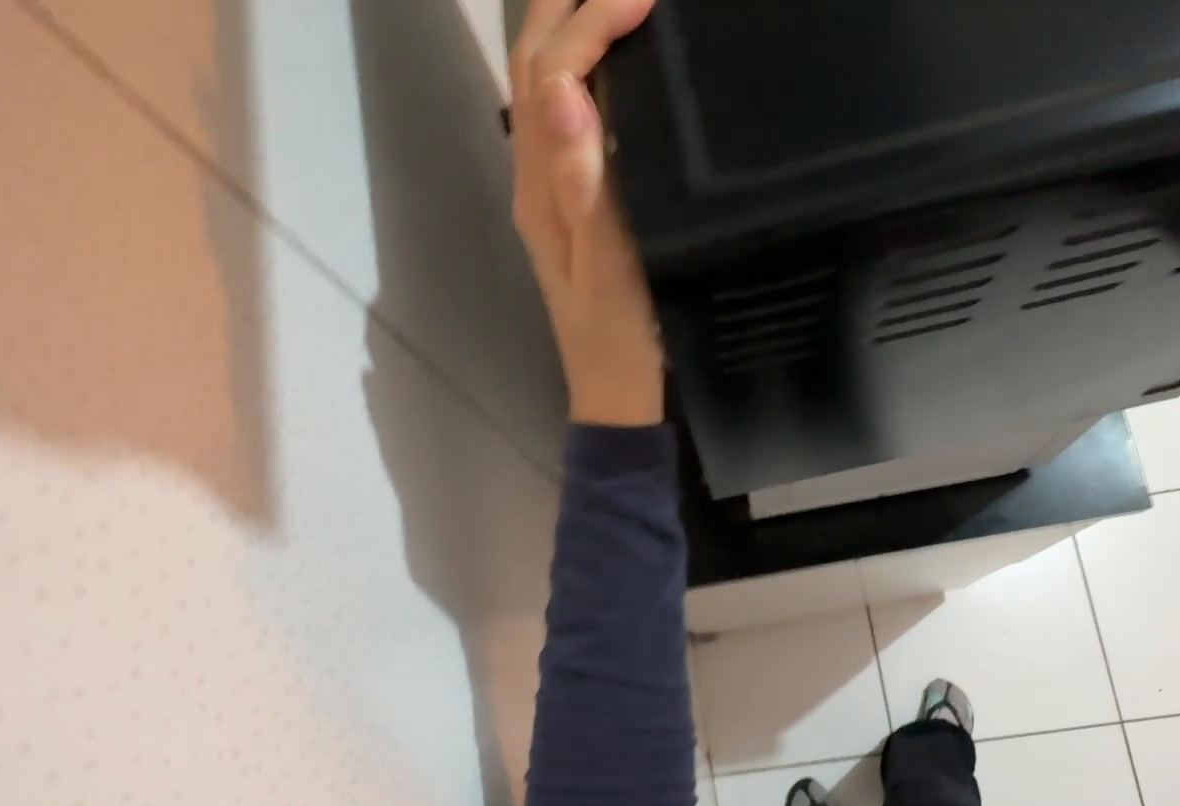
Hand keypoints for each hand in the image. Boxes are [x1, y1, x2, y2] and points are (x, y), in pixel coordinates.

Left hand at [510, 0, 664, 427]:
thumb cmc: (619, 338)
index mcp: (541, 187)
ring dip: (570, 35)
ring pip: (545, 92)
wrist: (615, 393)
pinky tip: (615, 73)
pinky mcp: (573, 209)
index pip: (551, 77)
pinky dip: (585, 78)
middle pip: (533, 71)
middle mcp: (536, 180)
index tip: (646, 0)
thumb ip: (583, 181)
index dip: (590, 23)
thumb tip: (566, 88)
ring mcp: (551, 194)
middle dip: (566, 8)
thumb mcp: (605, 265)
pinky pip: (567, 124)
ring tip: (614, 6)